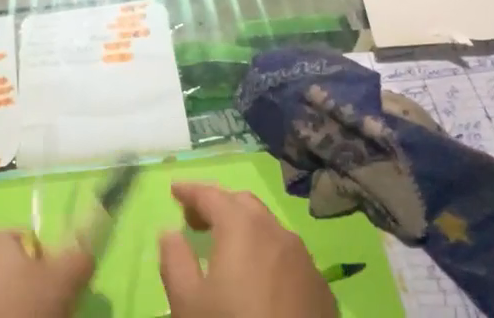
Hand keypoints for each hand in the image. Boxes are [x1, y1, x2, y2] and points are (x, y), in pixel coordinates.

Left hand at [0, 231, 94, 317]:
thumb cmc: (20, 310)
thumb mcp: (63, 282)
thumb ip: (80, 256)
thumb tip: (89, 241)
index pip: (31, 246)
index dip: (48, 272)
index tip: (52, 297)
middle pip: (11, 271)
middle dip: (27, 291)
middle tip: (39, 314)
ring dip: (5, 308)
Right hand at [157, 182, 337, 317]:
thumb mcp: (188, 303)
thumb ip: (175, 260)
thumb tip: (171, 233)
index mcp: (242, 228)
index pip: (211, 195)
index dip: (190, 191)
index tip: (175, 191)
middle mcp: (277, 233)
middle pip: (244, 205)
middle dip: (219, 206)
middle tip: (196, 221)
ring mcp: (305, 261)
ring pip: (270, 230)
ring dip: (246, 230)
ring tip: (228, 251)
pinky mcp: (321, 289)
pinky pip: (289, 258)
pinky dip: (268, 256)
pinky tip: (260, 282)